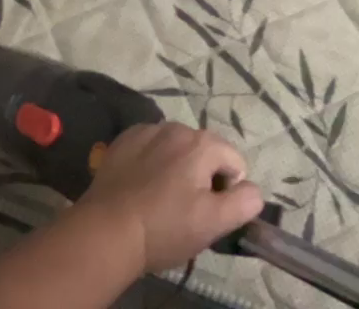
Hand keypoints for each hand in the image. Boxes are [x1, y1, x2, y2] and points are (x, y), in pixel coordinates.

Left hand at [69, 122, 264, 273]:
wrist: (106, 230)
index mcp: (203, 144)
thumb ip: (244, 202)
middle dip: (202, 176)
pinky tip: (141, 186)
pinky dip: (152, 161)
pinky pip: (151, 146)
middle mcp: (178, 127)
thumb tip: (252, 189)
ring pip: (177, 148)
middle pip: (205, 151)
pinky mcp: (125, 139)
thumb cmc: (164, 227)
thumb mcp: (213, 223)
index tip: (207, 213)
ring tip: (161, 198)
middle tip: (185, 209)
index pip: (234, 162)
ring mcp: (148, 130)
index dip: (227, 190)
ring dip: (177, 167)